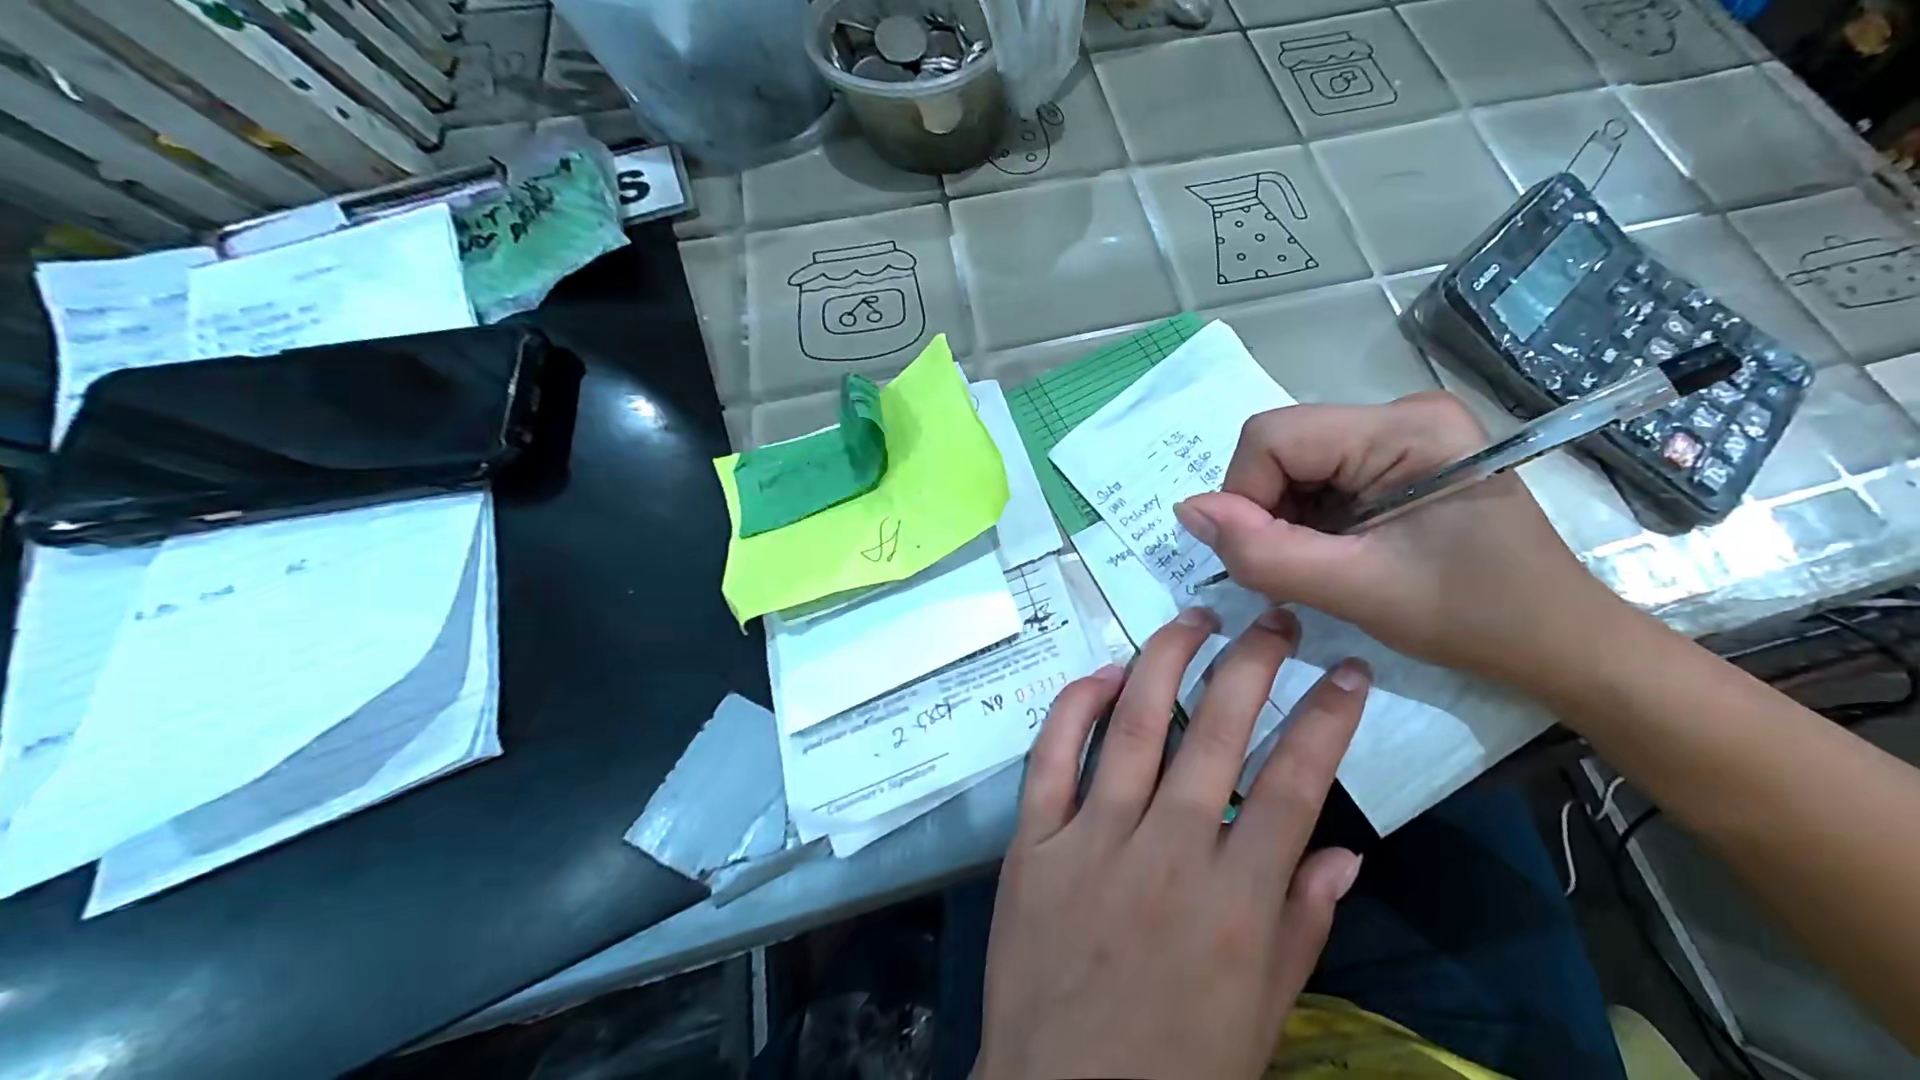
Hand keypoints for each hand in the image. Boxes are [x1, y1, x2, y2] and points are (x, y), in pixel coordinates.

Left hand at [975, 606, 1370, 1079]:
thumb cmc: (1174, 1068)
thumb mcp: (1262, 1015)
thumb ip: (1303, 928)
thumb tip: (1345, 851)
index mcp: (1236, 900)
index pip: (1295, 783)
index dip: (1327, 718)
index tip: (1347, 670)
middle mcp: (1166, 851)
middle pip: (1215, 732)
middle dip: (1252, 663)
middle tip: (1273, 620)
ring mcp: (1090, 839)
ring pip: (1132, 724)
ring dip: (1165, 660)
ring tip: (1194, 618)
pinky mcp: (1030, 841)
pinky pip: (1049, 756)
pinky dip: (1073, 706)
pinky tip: (1100, 673)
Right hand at [1172, 392, 1629, 690]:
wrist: (1555, 642)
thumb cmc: (1470, 618)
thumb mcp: (1355, 591)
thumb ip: (1263, 552)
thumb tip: (1185, 511)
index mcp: (1405, 428)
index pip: (1271, 437)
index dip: (1245, 497)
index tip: (1267, 556)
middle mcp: (1401, 412)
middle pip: (1279, 447)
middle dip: (1266, 510)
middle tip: (1299, 567)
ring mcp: (1400, 432)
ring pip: (1291, 464)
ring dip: (1283, 518)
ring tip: (1322, 564)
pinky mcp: (1397, 457)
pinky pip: (1315, 476)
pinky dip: (1304, 519)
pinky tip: (1335, 551)